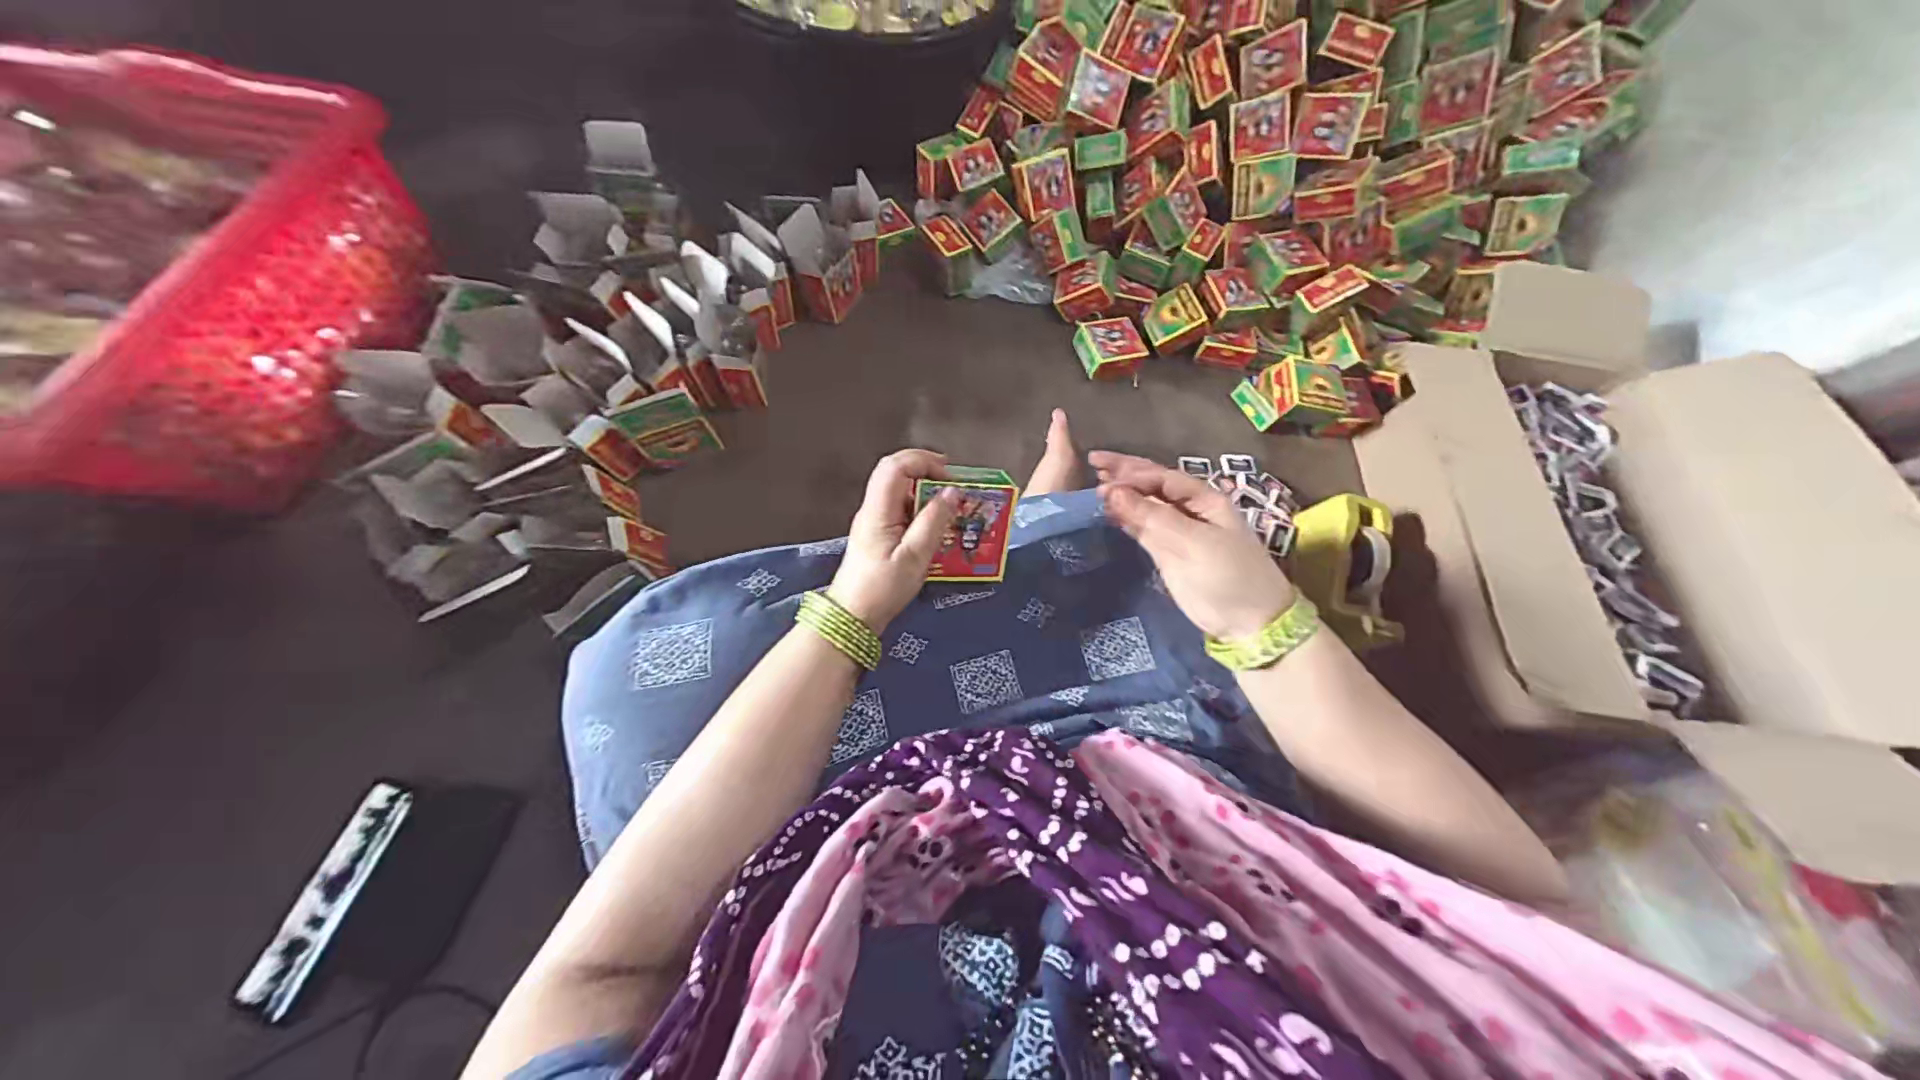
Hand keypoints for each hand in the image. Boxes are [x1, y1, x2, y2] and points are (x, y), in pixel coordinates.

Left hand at [826, 449, 959, 632]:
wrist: (853, 616)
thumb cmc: (882, 589)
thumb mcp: (915, 556)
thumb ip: (934, 521)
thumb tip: (952, 492)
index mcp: (878, 510)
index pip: (896, 466)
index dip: (924, 461)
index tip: (949, 476)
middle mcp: (873, 509)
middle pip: (895, 470)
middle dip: (926, 469)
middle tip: (952, 482)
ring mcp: (874, 520)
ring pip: (898, 488)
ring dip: (925, 489)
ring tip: (950, 504)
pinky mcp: (878, 532)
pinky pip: (900, 507)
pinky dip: (920, 507)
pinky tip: (936, 523)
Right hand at [1091, 451, 1296, 640]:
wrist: (1247, 620)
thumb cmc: (1229, 575)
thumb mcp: (1194, 542)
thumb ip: (1152, 517)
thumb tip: (1113, 492)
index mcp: (1204, 499)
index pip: (1162, 477)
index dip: (1133, 473)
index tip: (1102, 475)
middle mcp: (1189, 510)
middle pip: (1152, 485)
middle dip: (1124, 474)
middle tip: (1093, 463)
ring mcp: (1177, 532)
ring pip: (1144, 506)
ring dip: (1121, 496)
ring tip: (1094, 486)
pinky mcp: (1167, 553)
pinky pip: (1142, 528)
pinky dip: (1124, 519)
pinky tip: (1107, 513)